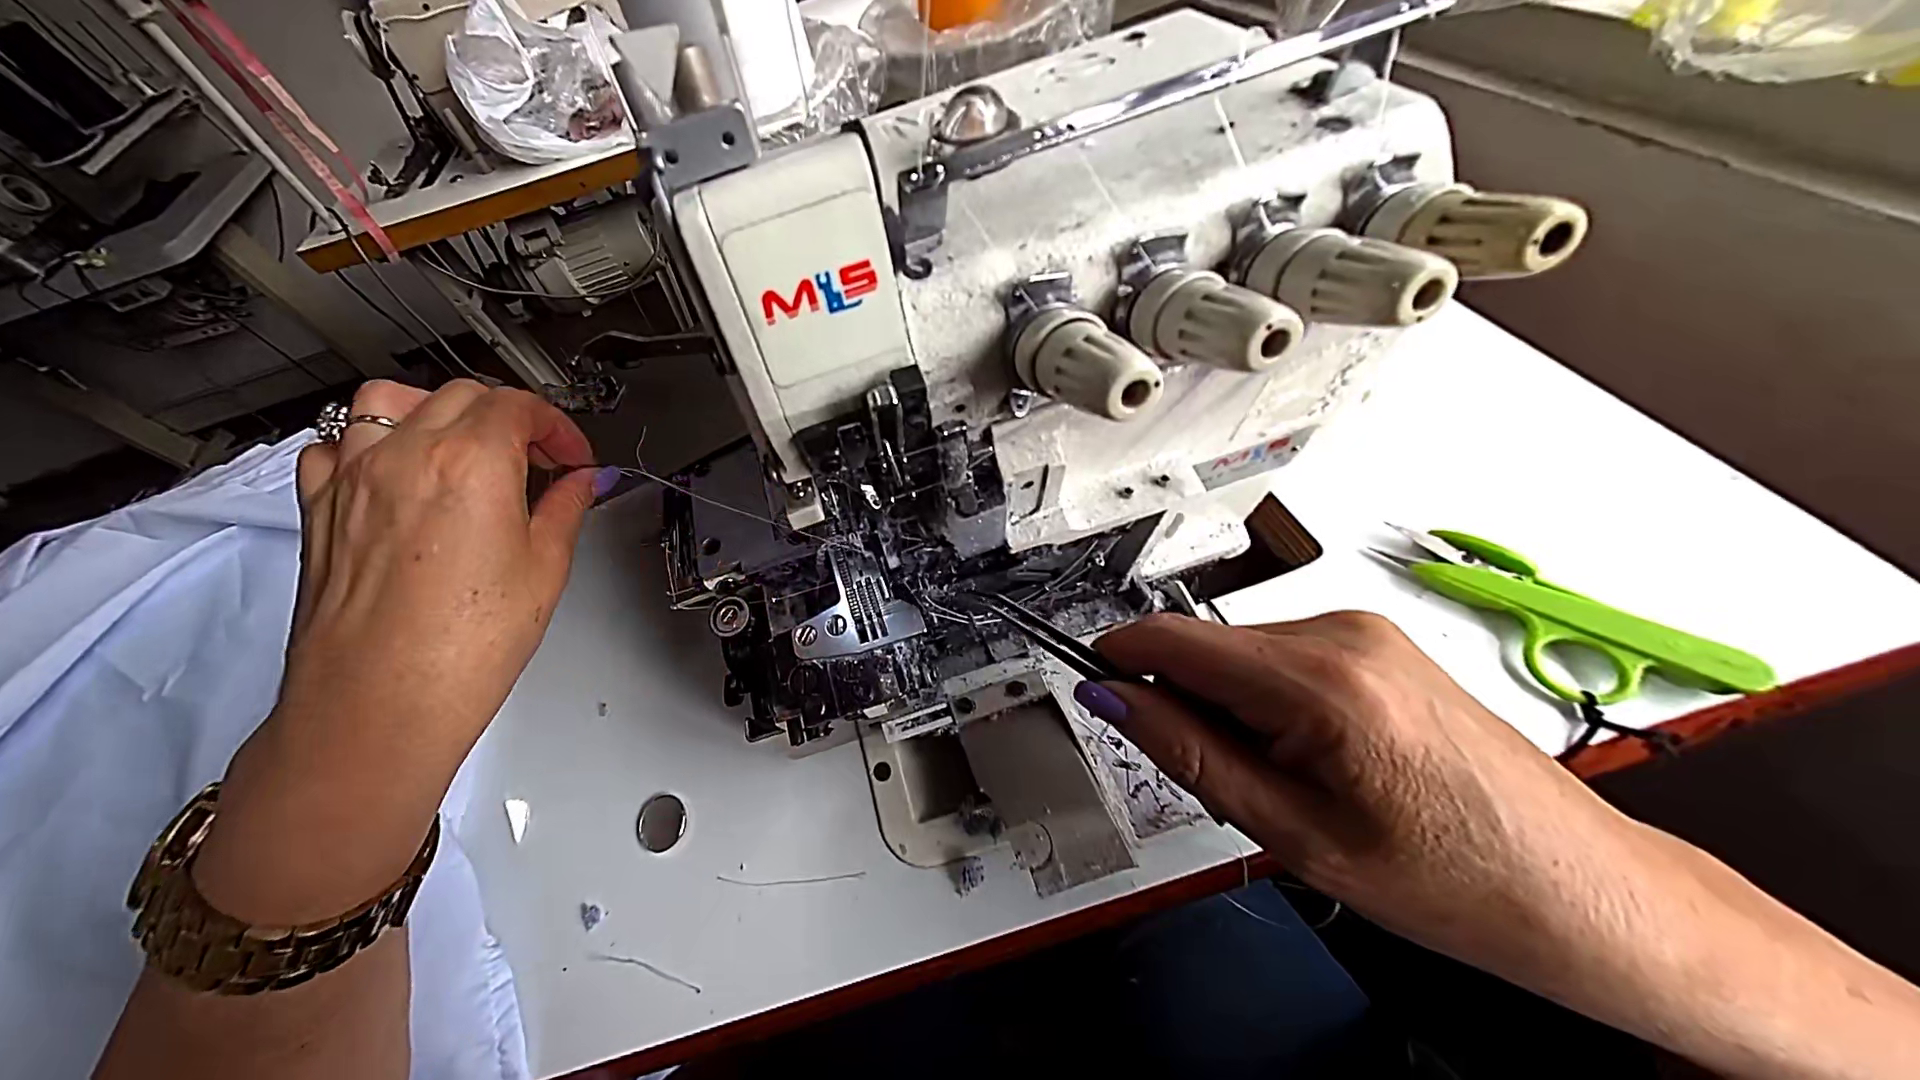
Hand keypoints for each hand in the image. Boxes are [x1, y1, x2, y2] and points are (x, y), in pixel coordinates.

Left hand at [197, 379, 602, 922]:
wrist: (384, 700)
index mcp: (472, 463)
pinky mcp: (321, 509)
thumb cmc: (467, 642)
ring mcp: (354, 478)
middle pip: (462, 395)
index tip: (574, 458)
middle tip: (540, 458)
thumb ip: (564, 508)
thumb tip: (576, 483)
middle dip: (512, 416)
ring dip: (439, 411)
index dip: (558, 427)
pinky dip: (375, 443)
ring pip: (389, 400)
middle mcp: (406, 456)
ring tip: (470, 450)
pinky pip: (339, 445)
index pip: (519, 407)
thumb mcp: (547, 567)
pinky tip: (404, 475)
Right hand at [1078, 612, 1647, 972]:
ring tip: (1279, 774)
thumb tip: (1119, 699)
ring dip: (1225, 703)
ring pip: (1237, 651)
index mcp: (1324, 683)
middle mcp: (1345, 635)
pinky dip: (1262, 697)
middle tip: (1216, 774)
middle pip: (1203, 644)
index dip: (1118, 658)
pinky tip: (1307, 753)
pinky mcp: (1373, 641)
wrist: (1583, 890)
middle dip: (1182, 699)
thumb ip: (1187, 753)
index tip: (1093, 684)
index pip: (1173, 638)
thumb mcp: (1292, 833)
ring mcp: (1364, 632)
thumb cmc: (1462, 880)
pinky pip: (1277, 653)